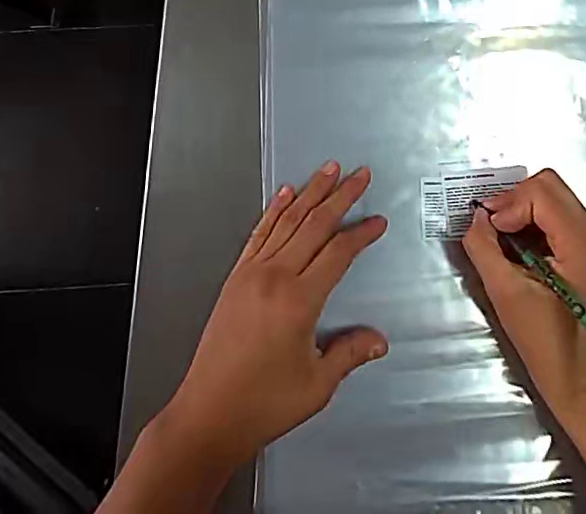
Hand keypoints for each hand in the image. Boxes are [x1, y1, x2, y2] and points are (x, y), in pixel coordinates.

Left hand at [155, 161, 389, 468]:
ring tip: (328, 169)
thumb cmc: (261, 404)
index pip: (339, 252)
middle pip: (317, 224)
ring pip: (289, 220)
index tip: (378, 222)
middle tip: (361, 175)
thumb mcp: (317, 384)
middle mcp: (275, 278)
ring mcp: (253, 273)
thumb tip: (378, 340)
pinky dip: (275, 210)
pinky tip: (285, 193)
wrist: (207, 415)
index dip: (362, 234)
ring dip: (312, 191)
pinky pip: (259, 233)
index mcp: (299, 301)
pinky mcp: (236, 277)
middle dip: (343, 195)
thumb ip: (350, 354)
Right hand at [462, 169, 585, 411]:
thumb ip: (484, 247)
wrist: (575, 376)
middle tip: (492, 224)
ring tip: (500, 234)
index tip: (489, 227)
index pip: (541, 193)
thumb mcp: (505, 293)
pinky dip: (531, 217)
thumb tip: (476, 216)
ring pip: (552, 194)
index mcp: (582, 245)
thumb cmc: (545, 343)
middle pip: (549, 185)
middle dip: (514, 199)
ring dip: (521, 207)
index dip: (509, 204)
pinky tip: (516, 241)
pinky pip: (555, 211)